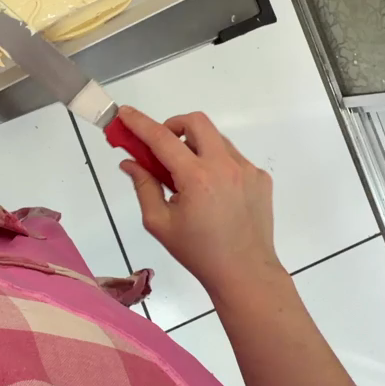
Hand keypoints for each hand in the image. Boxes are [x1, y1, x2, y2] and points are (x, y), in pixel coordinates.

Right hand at [116, 106, 287, 294]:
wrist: (245, 272)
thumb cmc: (197, 251)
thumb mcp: (159, 222)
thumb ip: (144, 186)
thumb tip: (130, 163)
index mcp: (196, 178)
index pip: (162, 139)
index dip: (139, 123)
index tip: (124, 113)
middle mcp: (225, 166)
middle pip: (196, 122)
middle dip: (173, 125)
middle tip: (162, 146)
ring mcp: (247, 170)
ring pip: (215, 139)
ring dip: (195, 147)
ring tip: (187, 177)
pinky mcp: (260, 178)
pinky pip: (232, 158)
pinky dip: (215, 164)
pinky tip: (212, 192)